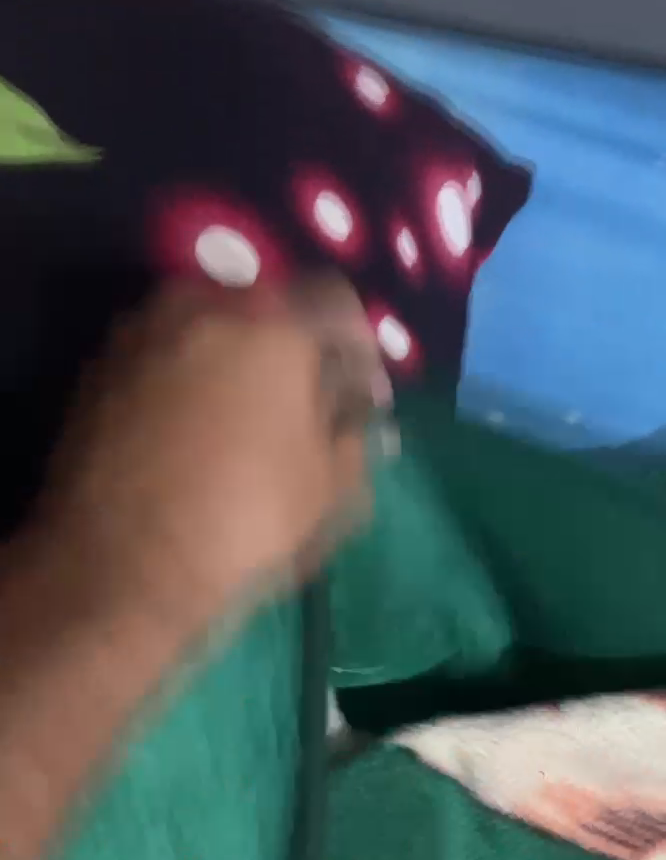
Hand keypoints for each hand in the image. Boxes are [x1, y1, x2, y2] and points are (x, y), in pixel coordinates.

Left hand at [32, 275, 388, 628]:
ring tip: (265, 404)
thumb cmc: (256, 512)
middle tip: (317, 387)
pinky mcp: (102, 370)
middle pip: (269, 299)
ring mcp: (141, 338)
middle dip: (298, 337)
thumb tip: (355, 410)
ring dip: (245, 350)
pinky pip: (172, 348)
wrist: (126, 560)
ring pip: (212, 318)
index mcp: (274, 331)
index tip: (368, 384)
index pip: (335, 300)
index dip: (360, 340)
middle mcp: (201, 313)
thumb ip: (353, 425)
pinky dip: (199, 368)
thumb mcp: (338, 477)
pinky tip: (214, 418)